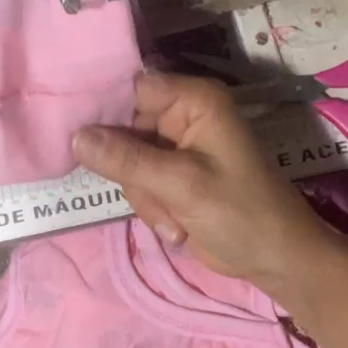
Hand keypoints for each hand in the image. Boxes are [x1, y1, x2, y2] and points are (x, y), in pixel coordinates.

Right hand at [71, 71, 336, 283]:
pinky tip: (178, 225)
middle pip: (122, 126)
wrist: (274, 260)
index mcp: (194, 100)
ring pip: (125, 160)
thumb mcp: (182, 185)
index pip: (132, 87)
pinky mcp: (170, 175)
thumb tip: (75, 136)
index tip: (73, 127)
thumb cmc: (241, 213)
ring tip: (176, 217)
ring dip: (145, 196)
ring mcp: (175, 146)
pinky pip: (137, 182)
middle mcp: (183, 115)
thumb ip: (127, 160)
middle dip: (130, 168)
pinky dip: (152, 207)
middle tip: (152, 194)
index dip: (104, 105)